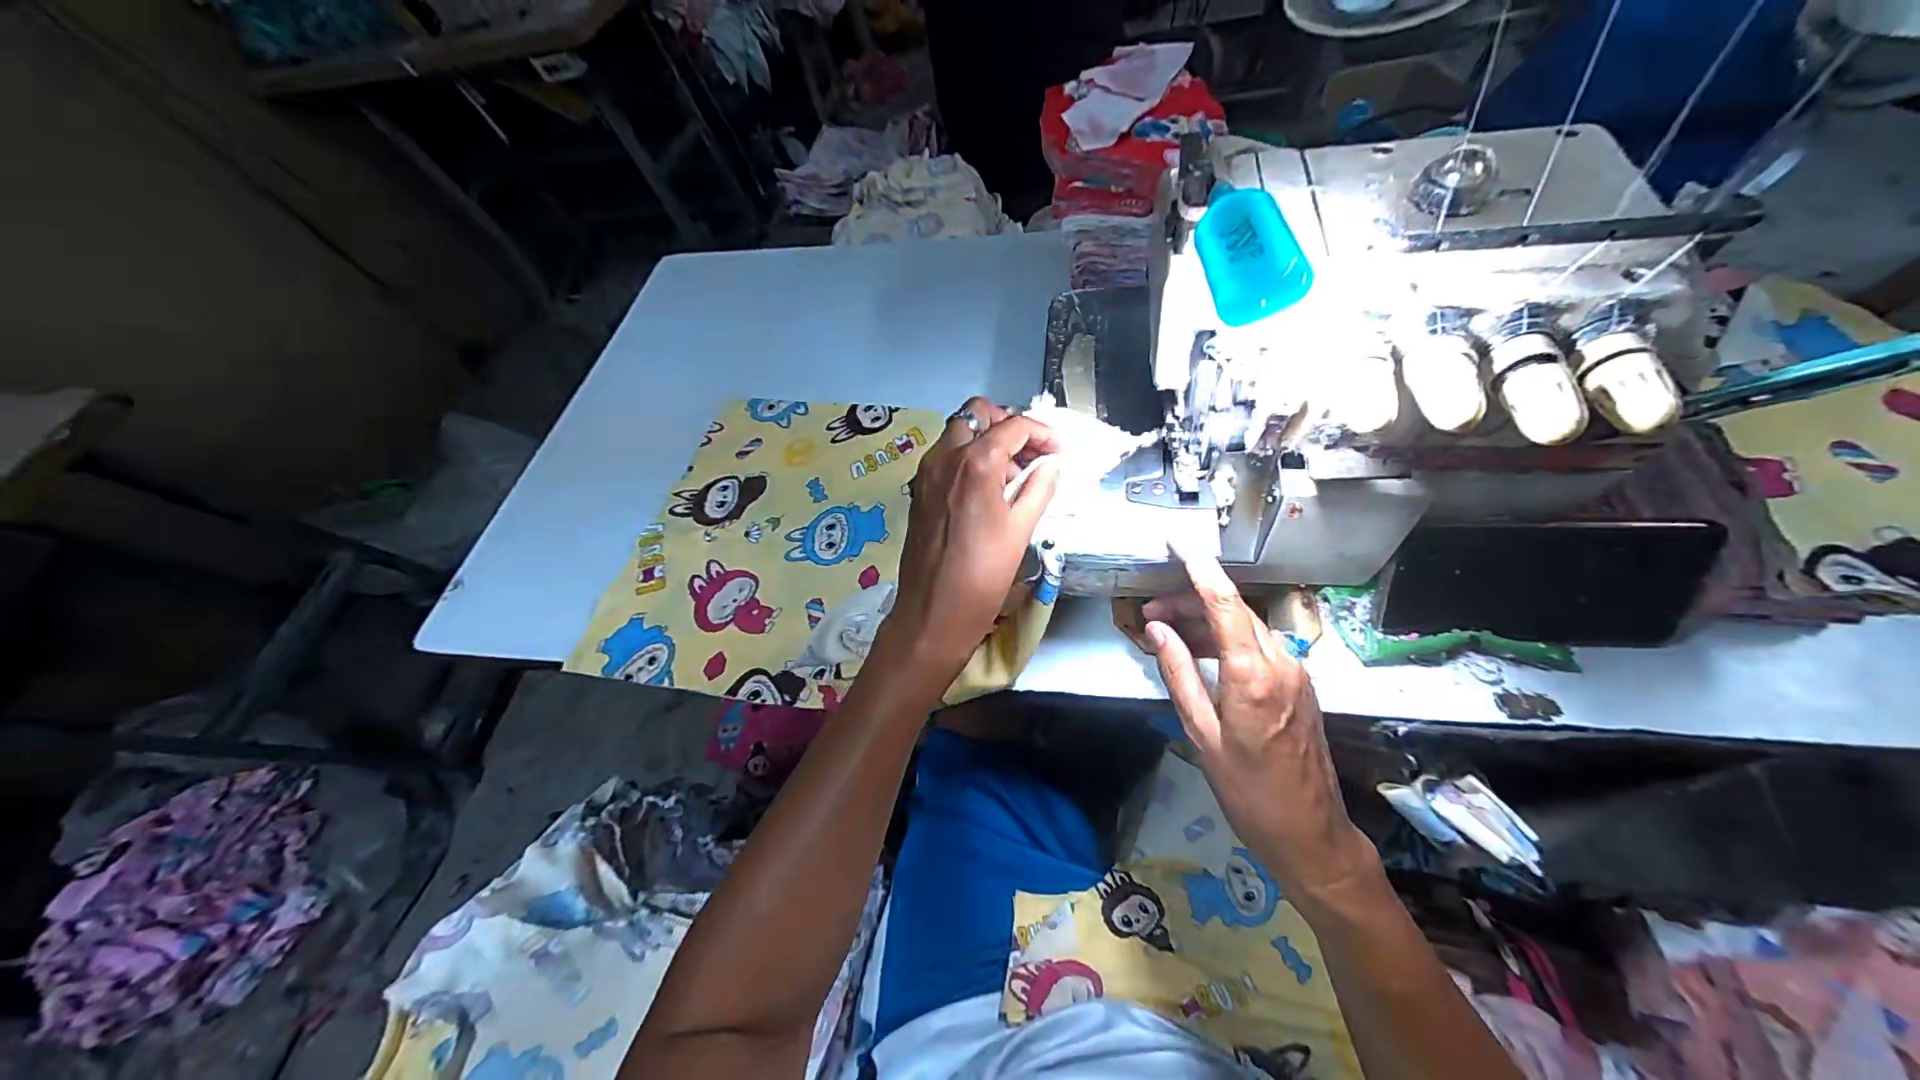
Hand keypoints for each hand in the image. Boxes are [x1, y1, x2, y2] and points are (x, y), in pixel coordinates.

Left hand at [874, 397, 1059, 682]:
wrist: (933, 613)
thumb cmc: (982, 576)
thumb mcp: (1021, 529)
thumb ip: (1039, 488)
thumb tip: (1050, 466)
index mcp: (975, 463)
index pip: (1013, 426)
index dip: (1041, 433)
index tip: (1057, 451)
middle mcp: (945, 457)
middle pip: (977, 414)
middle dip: (1007, 425)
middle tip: (1031, 453)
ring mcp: (927, 473)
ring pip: (958, 432)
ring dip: (987, 440)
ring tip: (1013, 474)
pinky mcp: (919, 490)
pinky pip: (945, 456)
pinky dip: (968, 458)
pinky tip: (988, 489)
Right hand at [1143, 546, 1374, 896]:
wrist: (1310, 832)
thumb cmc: (1247, 790)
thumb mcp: (1201, 733)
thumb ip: (1178, 673)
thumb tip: (1157, 630)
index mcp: (1253, 674)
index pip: (1223, 602)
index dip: (1198, 567)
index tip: (1176, 543)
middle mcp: (1282, 662)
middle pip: (1233, 611)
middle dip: (1190, 602)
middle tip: (1151, 615)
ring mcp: (1297, 672)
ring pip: (1247, 627)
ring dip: (1208, 623)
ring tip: (1169, 634)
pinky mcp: (1300, 685)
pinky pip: (1259, 647)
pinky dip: (1228, 641)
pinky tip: (1202, 654)